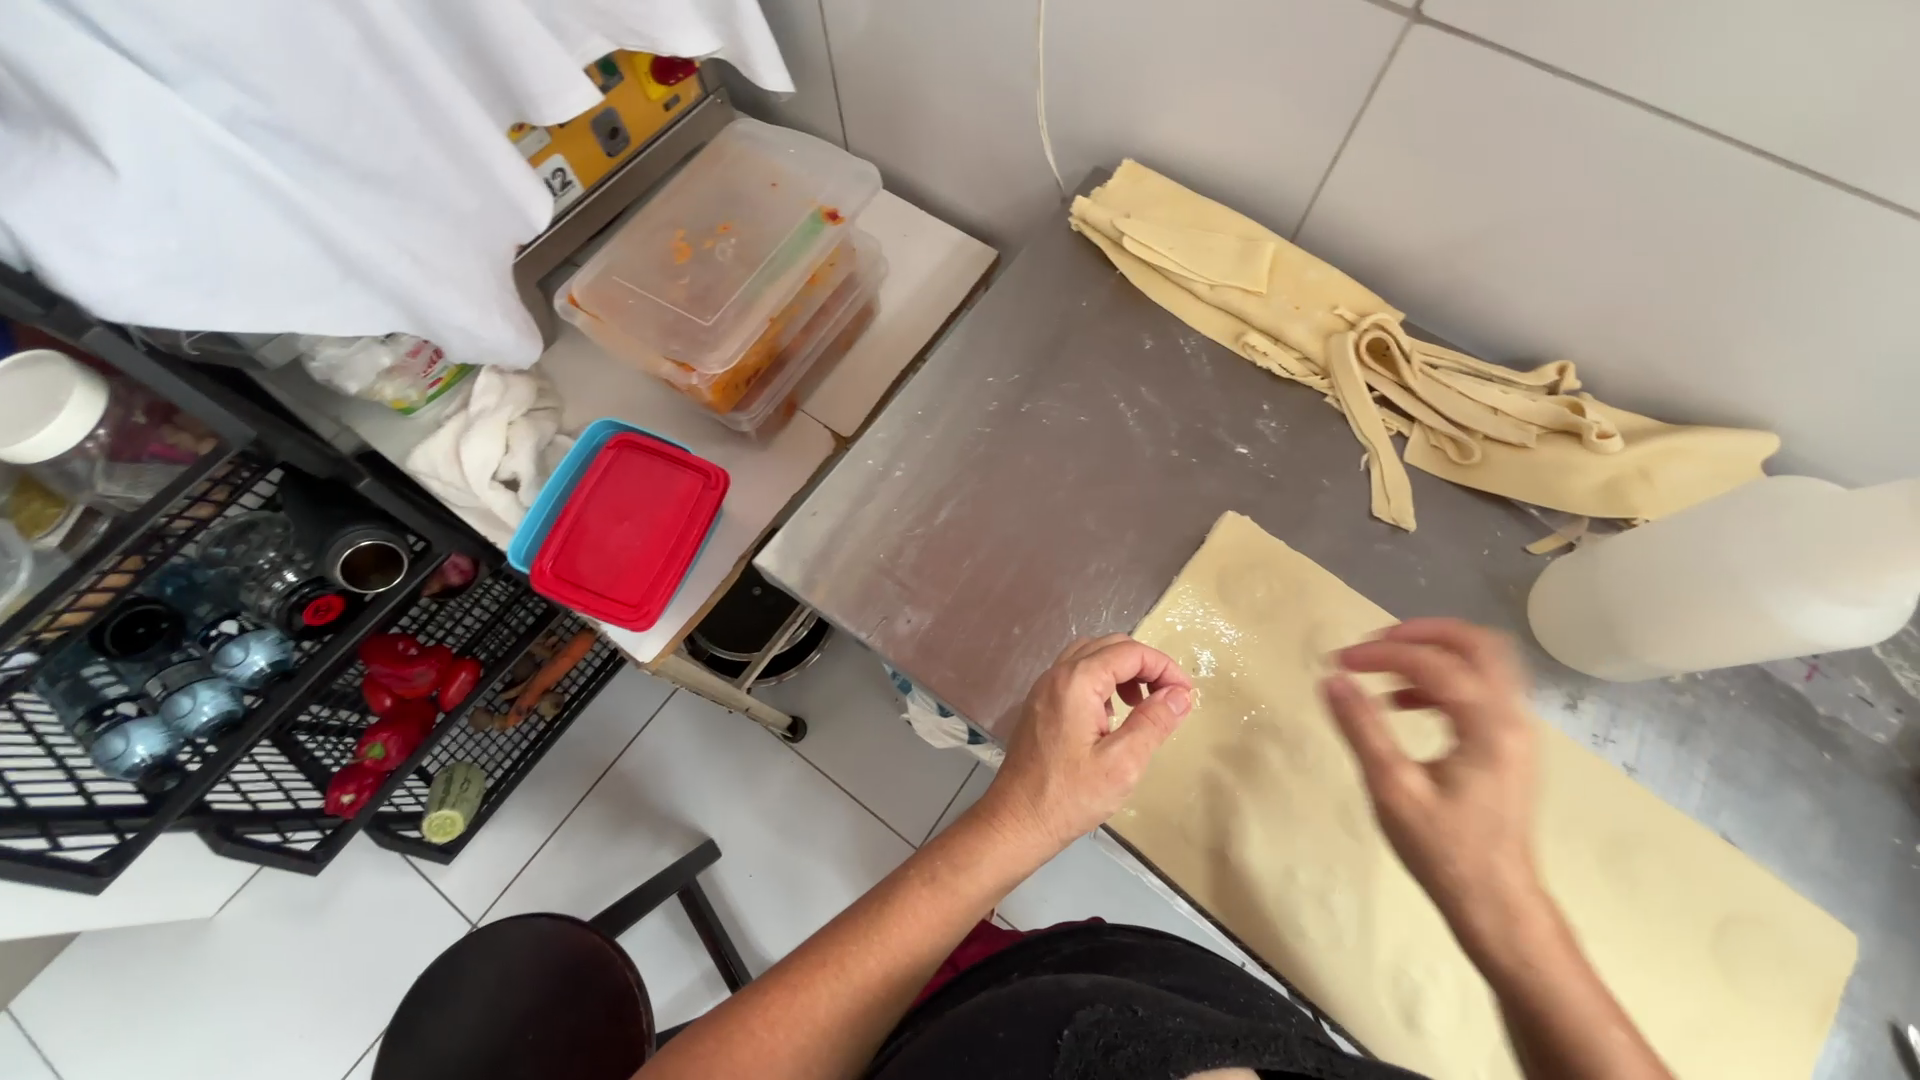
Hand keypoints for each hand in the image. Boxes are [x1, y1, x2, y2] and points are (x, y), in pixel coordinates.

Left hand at [974, 634, 1193, 855]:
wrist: (1017, 820)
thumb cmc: (1070, 796)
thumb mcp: (1123, 763)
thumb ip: (1154, 722)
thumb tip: (1179, 694)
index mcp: (1076, 682)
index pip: (1130, 652)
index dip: (1163, 667)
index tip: (1185, 694)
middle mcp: (1056, 675)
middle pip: (1109, 646)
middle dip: (1144, 665)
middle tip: (1167, 697)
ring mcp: (1043, 689)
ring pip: (1090, 657)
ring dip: (1121, 670)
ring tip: (1140, 705)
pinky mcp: (1039, 705)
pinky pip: (1074, 675)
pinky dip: (1100, 682)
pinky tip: (1110, 716)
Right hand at [1320, 618, 1548, 955]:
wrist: (1496, 902)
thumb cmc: (1443, 850)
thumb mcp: (1391, 789)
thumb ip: (1362, 728)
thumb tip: (1330, 679)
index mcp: (1488, 726)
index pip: (1435, 664)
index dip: (1383, 654)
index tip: (1338, 661)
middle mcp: (1512, 718)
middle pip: (1479, 644)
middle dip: (1422, 633)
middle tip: (1374, 644)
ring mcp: (1516, 731)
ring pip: (1484, 663)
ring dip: (1432, 654)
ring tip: (1382, 669)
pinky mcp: (1507, 746)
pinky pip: (1480, 689)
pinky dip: (1440, 680)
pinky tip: (1402, 703)